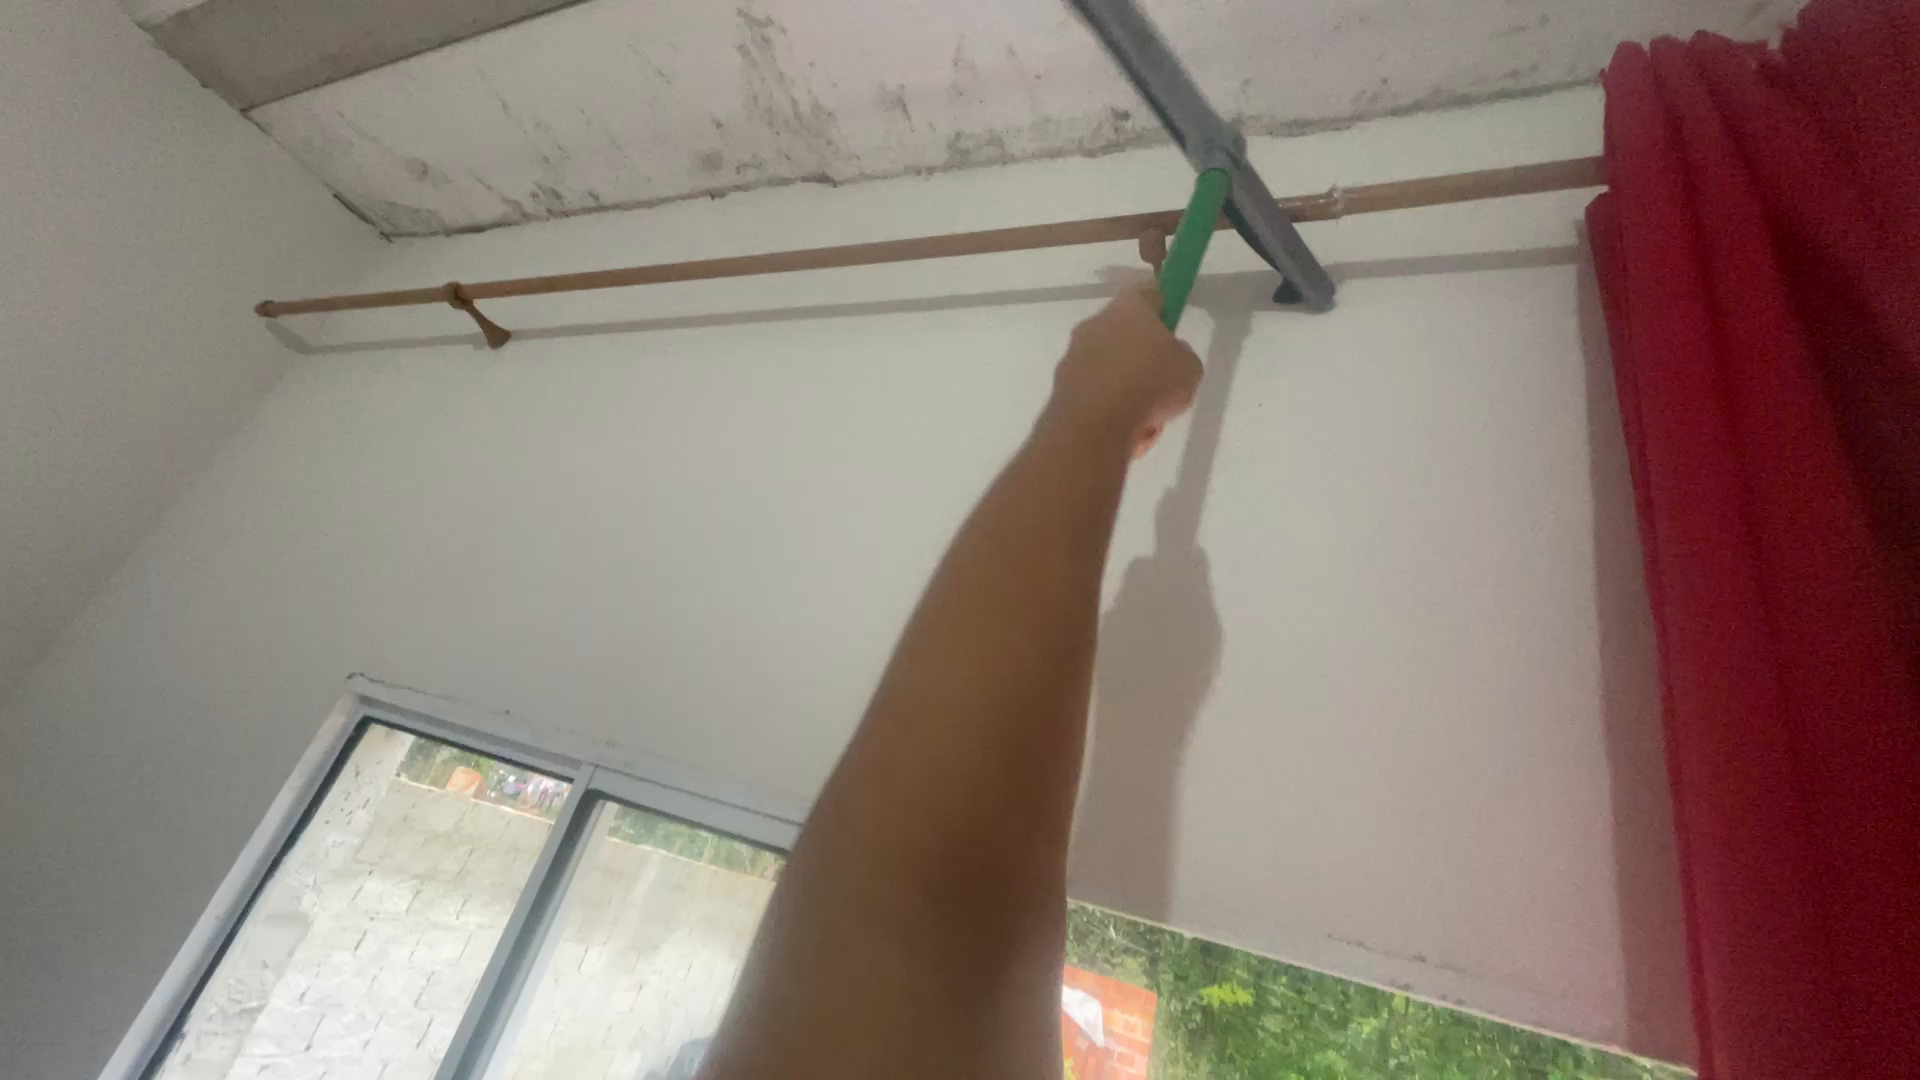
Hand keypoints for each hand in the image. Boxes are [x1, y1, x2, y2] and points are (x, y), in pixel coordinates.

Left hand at [1047, 284, 1203, 457]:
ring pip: (1108, 371)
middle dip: (1141, 360)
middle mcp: (1093, 326)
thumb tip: (1167, 359)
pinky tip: (1125, 435)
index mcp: (1127, 309)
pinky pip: (1094, 397)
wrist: (1094, 426)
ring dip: (1126, 392)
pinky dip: (1108, 413)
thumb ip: (1180, 356)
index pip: (1147, 294)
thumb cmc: (1150, 385)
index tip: (1171, 326)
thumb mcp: (1189, 368)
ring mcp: (1072, 357)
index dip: (1162, 307)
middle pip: (1123, 336)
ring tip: (1145, 423)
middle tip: (1161, 386)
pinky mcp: (1061, 389)